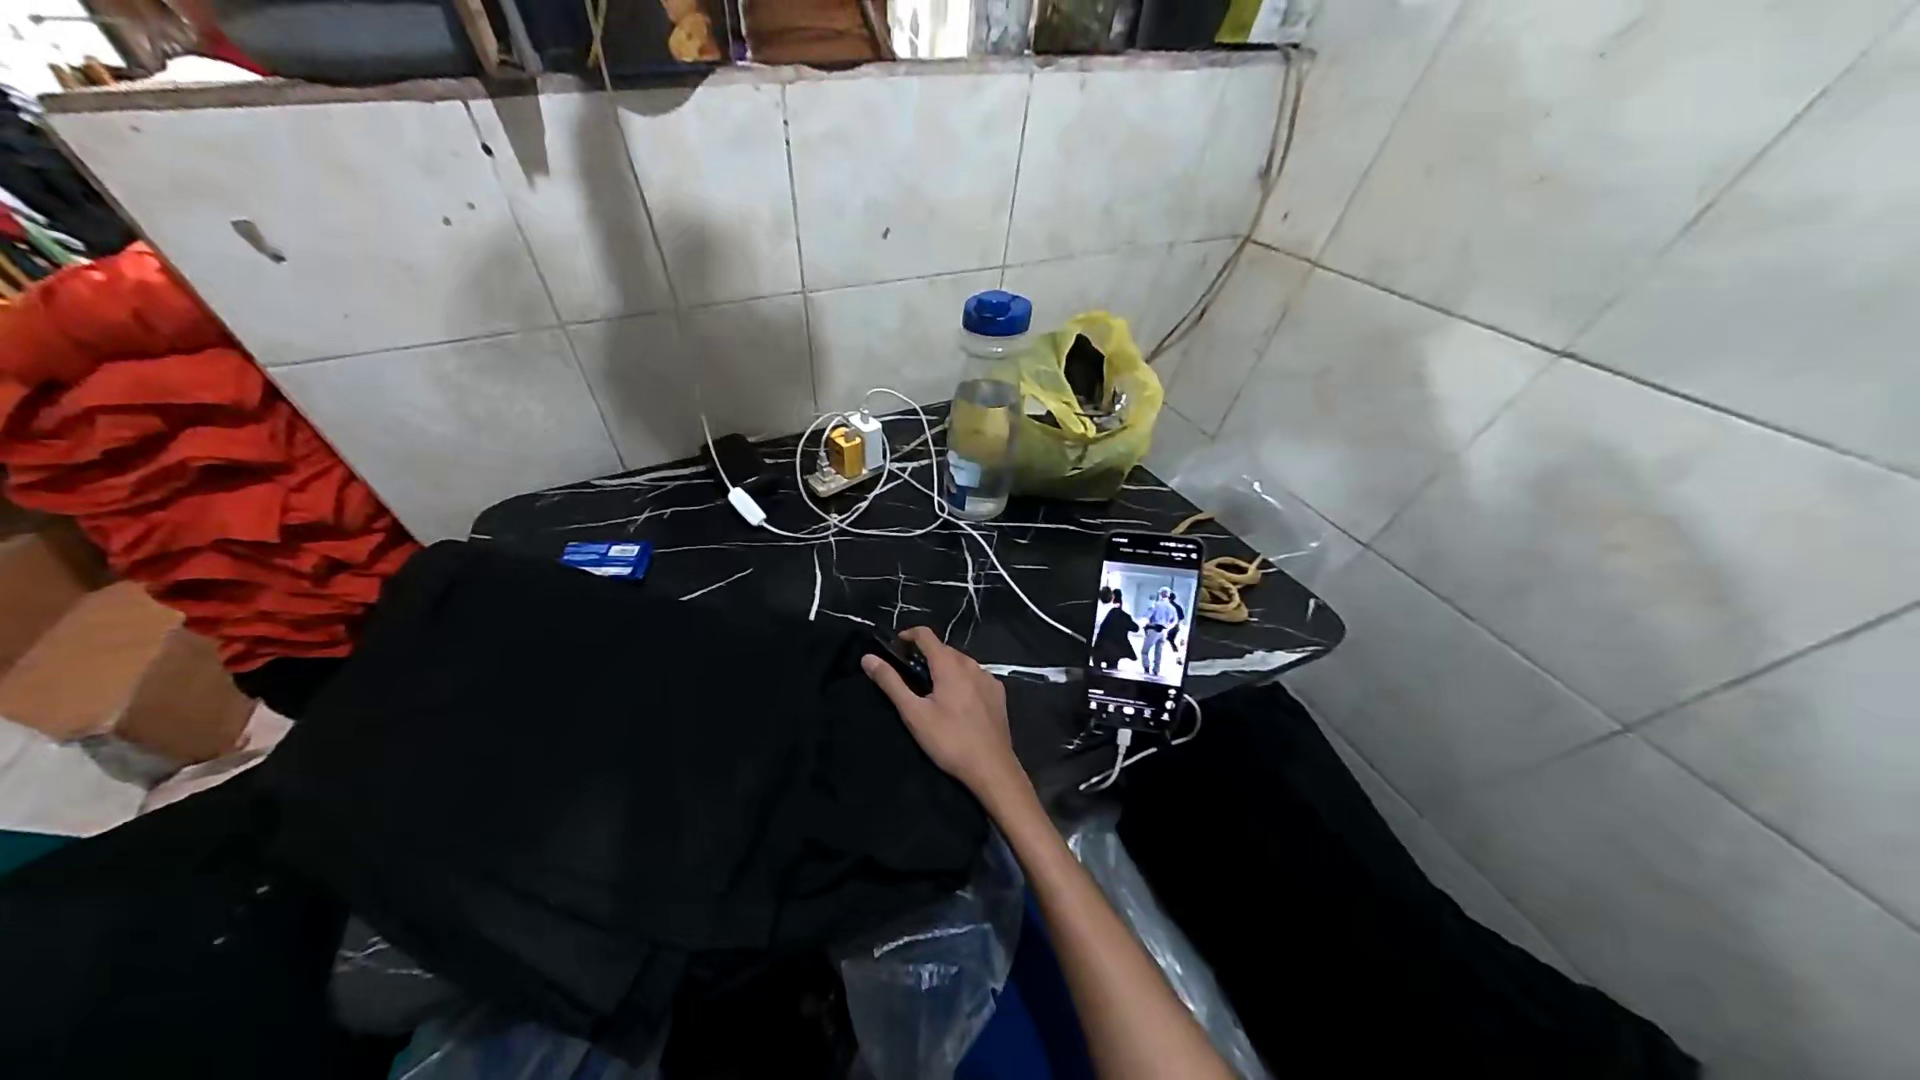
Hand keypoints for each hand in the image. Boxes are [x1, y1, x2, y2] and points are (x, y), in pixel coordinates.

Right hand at [862, 626, 1022, 797]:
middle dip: (925, 654)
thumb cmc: (949, 740)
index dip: (908, 635)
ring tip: (930, 688)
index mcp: (949, 664)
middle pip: (944, 649)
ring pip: (961, 662)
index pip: (926, 635)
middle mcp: (971, 664)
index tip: (895, 646)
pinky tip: (957, 701)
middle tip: (909, 673)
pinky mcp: (998, 694)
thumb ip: (891, 683)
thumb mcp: (914, 713)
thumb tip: (868, 658)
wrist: (992, 768)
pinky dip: (962, 679)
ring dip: (944, 667)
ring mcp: (988, 678)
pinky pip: (975, 677)